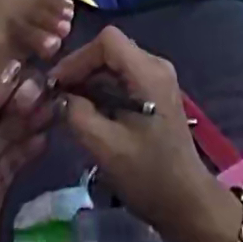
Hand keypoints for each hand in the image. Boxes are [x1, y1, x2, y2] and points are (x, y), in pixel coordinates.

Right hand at [53, 29, 242, 241]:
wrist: (186, 201)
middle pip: (111, 50)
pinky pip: (124, 79)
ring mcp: (158, 78)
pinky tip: (88, 113)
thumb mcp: (106, 147)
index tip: (57, 84)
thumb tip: (59, 97)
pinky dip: (103, 90)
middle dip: (81, 70)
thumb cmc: (148, 174)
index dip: (78, 57)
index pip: (108, 40)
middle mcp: (156, 66)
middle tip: (57, 97)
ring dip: (90, 81)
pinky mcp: (156, 93)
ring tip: (67, 106)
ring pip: (116, 64)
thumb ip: (79, 116)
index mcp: (148, 72)